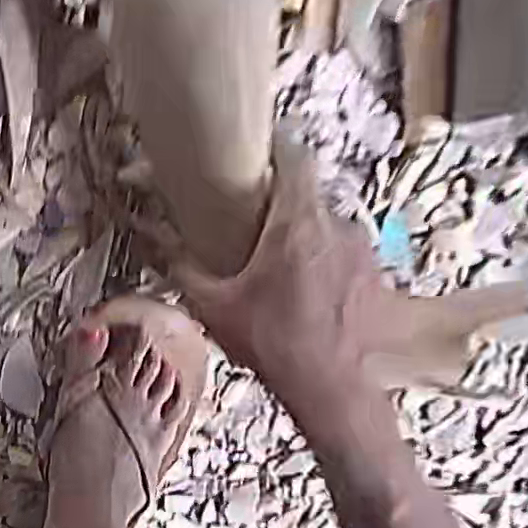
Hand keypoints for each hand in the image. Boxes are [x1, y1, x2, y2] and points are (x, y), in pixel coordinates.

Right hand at [168, 137, 386, 430]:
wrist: (336, 385)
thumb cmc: (275, 344)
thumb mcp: (213, 308)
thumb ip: (183, 270)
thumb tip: (157, 246)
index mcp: (295, 225)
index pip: (294, 156)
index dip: (272, 143)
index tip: (252, 144)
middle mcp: (335, 226)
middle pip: (303, 191)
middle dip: (272, 200)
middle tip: (242, 217)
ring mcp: (360, 248)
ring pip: (320, 222)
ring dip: (293, 232)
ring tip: (264, 261)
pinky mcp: (370, 271)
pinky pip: (336, 248)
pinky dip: (313, 256)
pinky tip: (292, 287)